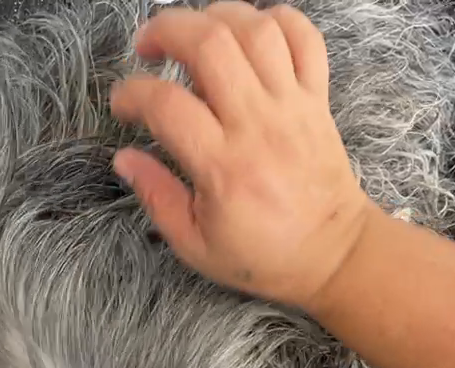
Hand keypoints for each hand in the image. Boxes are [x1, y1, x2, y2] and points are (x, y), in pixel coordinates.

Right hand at [109, 2, 381, 310]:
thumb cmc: (263, 256)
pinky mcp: (316, 98)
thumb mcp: (196, 246)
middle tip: (147, 47)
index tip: (122, 106)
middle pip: (209, 43)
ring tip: (194, 36)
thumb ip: (158, 199)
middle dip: (166, 29)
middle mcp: (257, 125)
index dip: (132, 94)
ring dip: (215, 16)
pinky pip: (301, 35)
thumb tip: (125, 159)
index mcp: (223, 167)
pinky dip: (272, 21)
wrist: (332, 255)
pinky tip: (248, 38)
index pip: (166, 105)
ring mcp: (291, 106)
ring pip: (253, 27)